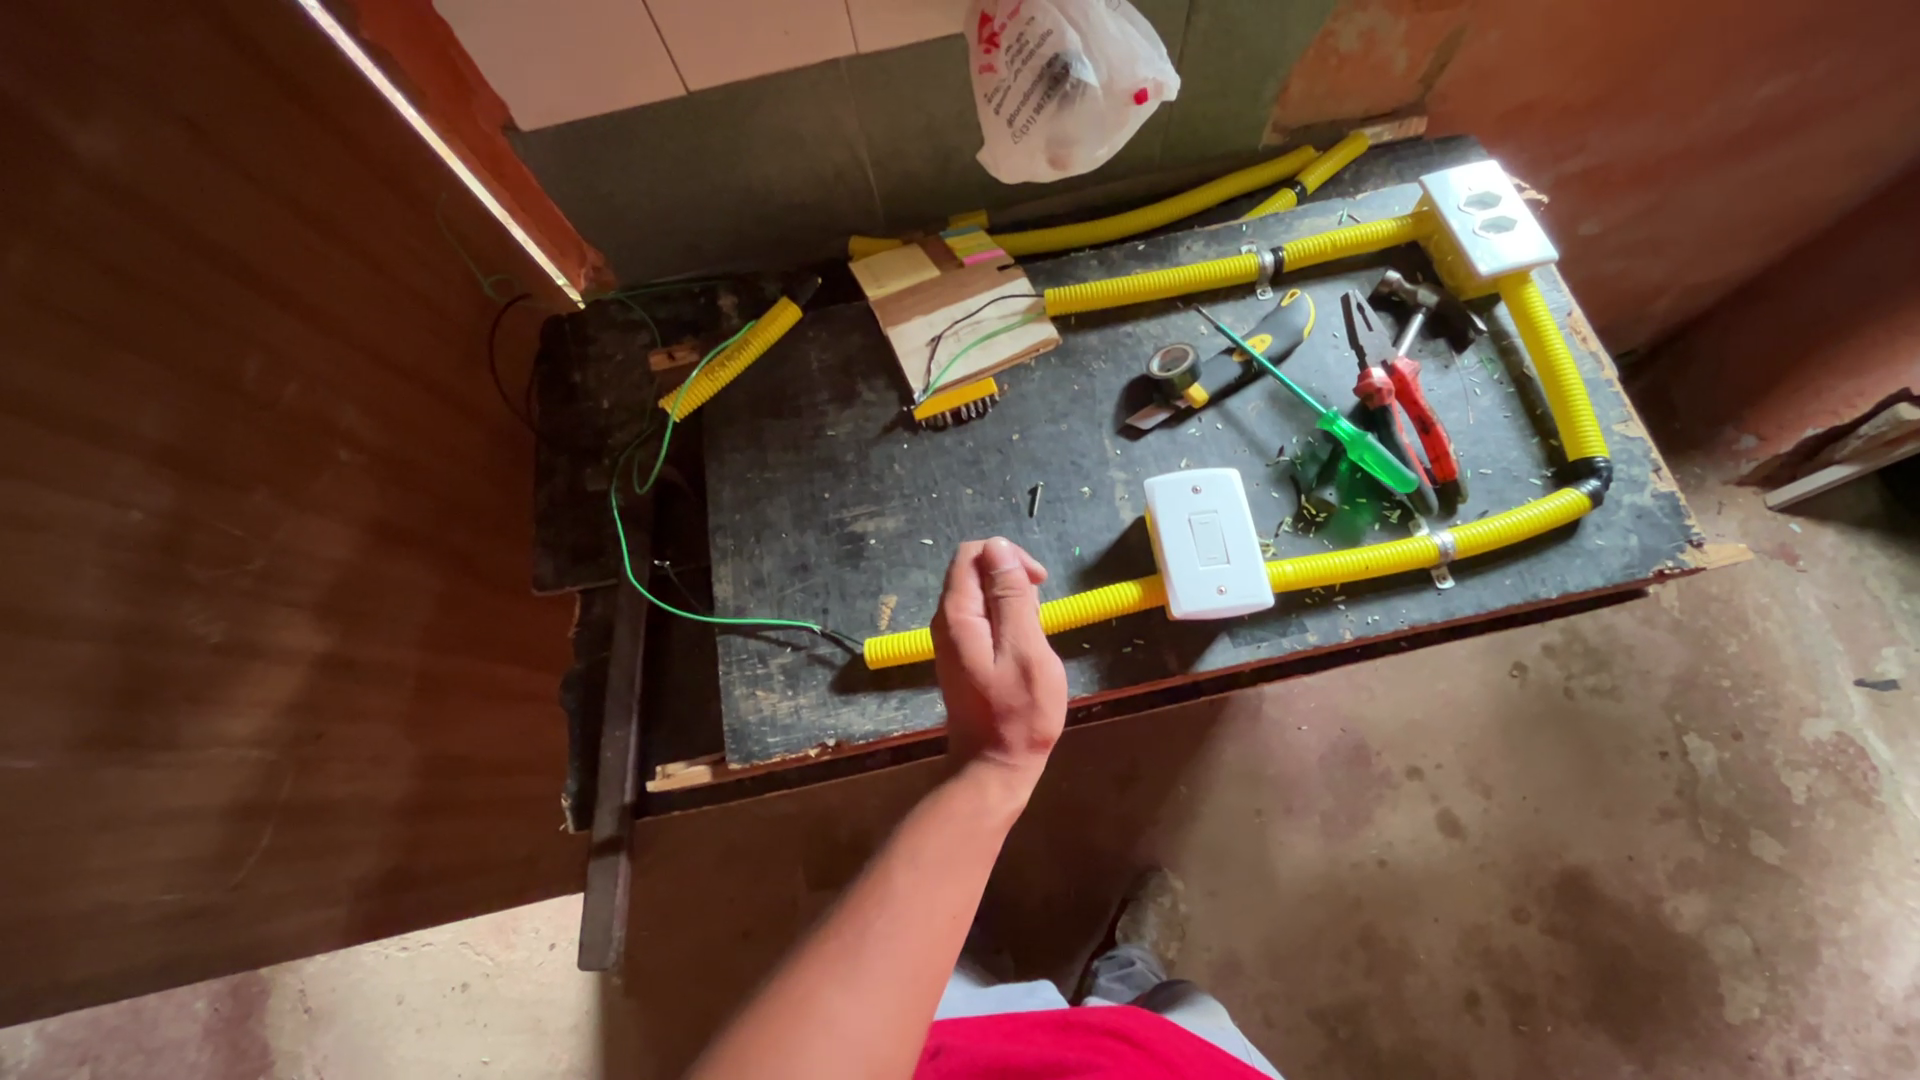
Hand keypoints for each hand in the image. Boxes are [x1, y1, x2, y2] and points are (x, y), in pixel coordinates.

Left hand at [931, 538, 1067, 782]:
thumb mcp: (1025, 649)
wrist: (995, 766)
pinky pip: (985, 620)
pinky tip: (1024, 650)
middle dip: (1012, 579)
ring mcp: (953, 639)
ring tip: (1034, 637)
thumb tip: (998, 547)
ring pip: (982, 595)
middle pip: (975, 571)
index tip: (1038, 583)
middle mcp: (946, 621)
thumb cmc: (1018, 713)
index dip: (1008, 556)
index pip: (972, 554)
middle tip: (1039, 616)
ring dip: (1014, 603)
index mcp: (957, 614)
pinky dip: (1008, 623)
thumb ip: (1011, 596)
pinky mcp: (963, 655)